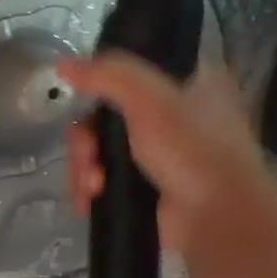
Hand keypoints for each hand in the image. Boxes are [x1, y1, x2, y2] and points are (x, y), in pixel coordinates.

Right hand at [57, 51, 276, 256]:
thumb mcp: (150, 100)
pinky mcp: (147, 186)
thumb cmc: (192, 149)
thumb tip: (62, 63)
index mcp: (191, 84)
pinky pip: (104, 179)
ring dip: (85, 170)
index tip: (87, 112)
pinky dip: (91, 189)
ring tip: (92, 189)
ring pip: (101, 152)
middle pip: (106, 119)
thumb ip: (109, 76)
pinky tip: (90, 201)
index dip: (101, 93)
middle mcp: (177, 116)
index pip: (131, 77)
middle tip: (88, 161)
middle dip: (86, 144)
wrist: (214, 214)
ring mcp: (161, 154)